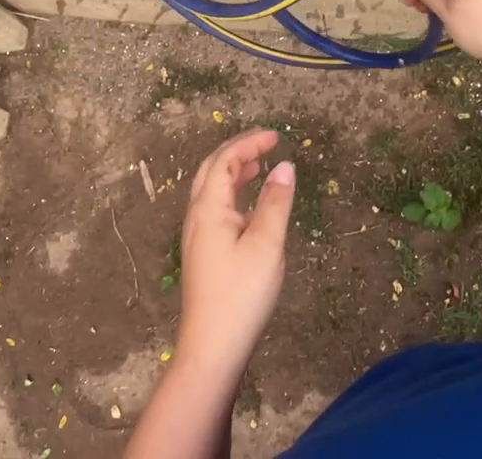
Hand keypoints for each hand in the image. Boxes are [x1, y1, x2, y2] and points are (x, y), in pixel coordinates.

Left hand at [175, 129, 294, 376]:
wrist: (212, 346)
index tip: (276, 136)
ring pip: (211, 190)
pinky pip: (215, 209)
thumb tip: (284, 166)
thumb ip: (276, 202)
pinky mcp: (203, 253)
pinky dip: (233, 194)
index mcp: (209, 208)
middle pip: (212, 170)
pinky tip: (251, 208)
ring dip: (233, 172)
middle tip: (265, 142)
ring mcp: (197, 236)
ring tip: (258, 167)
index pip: (225, 161)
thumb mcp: (267, 244)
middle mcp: (197, 216)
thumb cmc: (241, 293)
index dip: (249, 143)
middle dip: (238, 151)